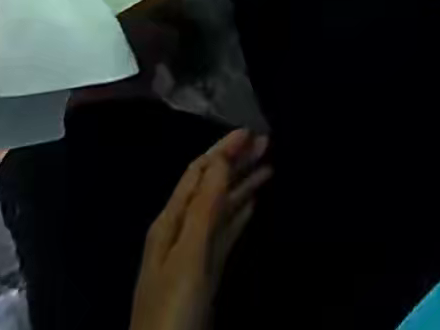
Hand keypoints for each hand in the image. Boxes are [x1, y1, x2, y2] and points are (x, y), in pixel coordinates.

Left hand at [130, 130, 272, 329]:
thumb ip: (205, 206)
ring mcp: (191, 254)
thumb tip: (222, 158)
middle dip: (235, 162)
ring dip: (242, 184)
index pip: (197, 173)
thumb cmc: (173, 309)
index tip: (251, 130)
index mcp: (169, 222)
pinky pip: (225, 231)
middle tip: (267, 142)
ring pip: (220, 207)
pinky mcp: (205, 274)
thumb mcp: (189, 253)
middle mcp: (179, 231)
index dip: (222, 150)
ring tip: (269, 166)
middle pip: (210, 187)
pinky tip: (255, 203)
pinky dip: (240, 212)